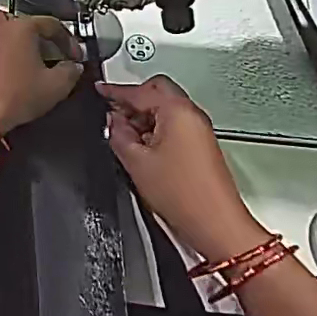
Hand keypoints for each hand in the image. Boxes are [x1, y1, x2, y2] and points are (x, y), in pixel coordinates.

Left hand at [0, 10, 84, 131]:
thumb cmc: (14, 96)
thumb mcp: (56, 85)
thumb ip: (71, 71)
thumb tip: (73, 68)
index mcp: (23, 27)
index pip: (52, 25)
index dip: (68, 40)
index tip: (74, 55)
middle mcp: (3, 28)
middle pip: (28, 21)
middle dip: (44, 36)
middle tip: (56, 53)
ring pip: (1, 20)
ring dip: (15, 28)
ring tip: (28, 45)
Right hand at [98, 76, 267, 258]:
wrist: (215, 225)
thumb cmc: (185, 196)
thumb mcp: (135, 162)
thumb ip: (118, 135)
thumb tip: (113, 123)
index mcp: (177, 110)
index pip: (140, 90)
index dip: (115, 90)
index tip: (101, 90)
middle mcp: (192, 115)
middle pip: (157, 91)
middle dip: (133, 100)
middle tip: (113, 112)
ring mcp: (199, 130)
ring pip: (165, 108)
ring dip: (144, 117)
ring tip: (125, 136)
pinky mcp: (201, 146)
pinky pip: (174, 125)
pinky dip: (156, 130)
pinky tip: (142, 149)